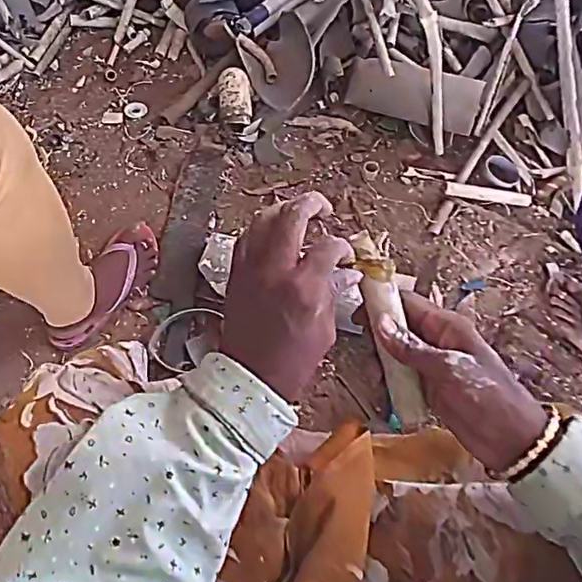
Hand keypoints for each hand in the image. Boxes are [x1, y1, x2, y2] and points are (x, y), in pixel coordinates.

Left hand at [220, 193, 354, 400]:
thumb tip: (344, 273)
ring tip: (297, 214)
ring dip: (283, 211)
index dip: (341, 246)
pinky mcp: (236, 274)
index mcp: (303, 288)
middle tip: (322, 206)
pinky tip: (273, 233)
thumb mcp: (325, 328)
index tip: (345, 253)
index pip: (328, 247)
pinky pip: (246, 238)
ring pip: (263, 220)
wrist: (251, 376)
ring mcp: (251, 270)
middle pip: (291, 217)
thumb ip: (333, 293)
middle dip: (311, 204)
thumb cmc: (291, 360)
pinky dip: (261, 229)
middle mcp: (274, 271)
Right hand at [372, 292, 545, 473]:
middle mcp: (436, 340)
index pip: (408, 302)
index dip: (382, 302)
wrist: (511, 439)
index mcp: (447, 326)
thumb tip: (381, 324)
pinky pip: (401, 376)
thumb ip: (413, 349)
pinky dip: (388, 381)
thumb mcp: (450, 370)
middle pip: (397, 326)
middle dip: (377, 336)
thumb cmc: (489, 397)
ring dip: (381, 362)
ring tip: (373, 377)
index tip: (357, 311)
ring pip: (395, 353)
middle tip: (363, 352)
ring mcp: (431, 364)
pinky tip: (381, 391)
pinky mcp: (428, 387)